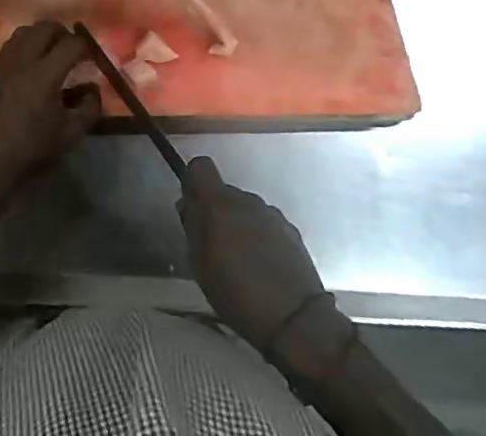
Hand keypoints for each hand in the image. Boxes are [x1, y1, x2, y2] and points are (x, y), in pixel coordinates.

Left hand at [0, 21, 102, 184]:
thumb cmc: (35, 147)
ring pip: (24, 31)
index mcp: (45, 75)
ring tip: (52, 50)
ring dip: (41, 34)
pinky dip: (25, 43)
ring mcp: (7, 65)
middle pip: (45, 27)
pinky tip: (33, 61)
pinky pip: (11, 44)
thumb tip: (93, 88)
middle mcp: (24, 62)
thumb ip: (90, 107)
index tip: (92, 58)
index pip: (71, 44)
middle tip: (73, 49)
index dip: (86, 47)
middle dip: (63, 33)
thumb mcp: (72, 132)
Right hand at [178, 157, 336, 354]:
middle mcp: (247, 200)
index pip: (201, 166)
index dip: (193, 182)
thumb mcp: (200, 265)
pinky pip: (265, 223)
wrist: (296, 320)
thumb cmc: (237, 294)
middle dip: (216, 212)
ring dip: (238, 225)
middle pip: (224, 192)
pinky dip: (259, 236)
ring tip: (240, 261)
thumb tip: (189, 203)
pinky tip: (262, 267)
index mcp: (220, 203)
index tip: (193, 208)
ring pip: (245, 209)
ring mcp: (272, 213)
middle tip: (214, 247)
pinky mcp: (291, 230)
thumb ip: (192, 227)